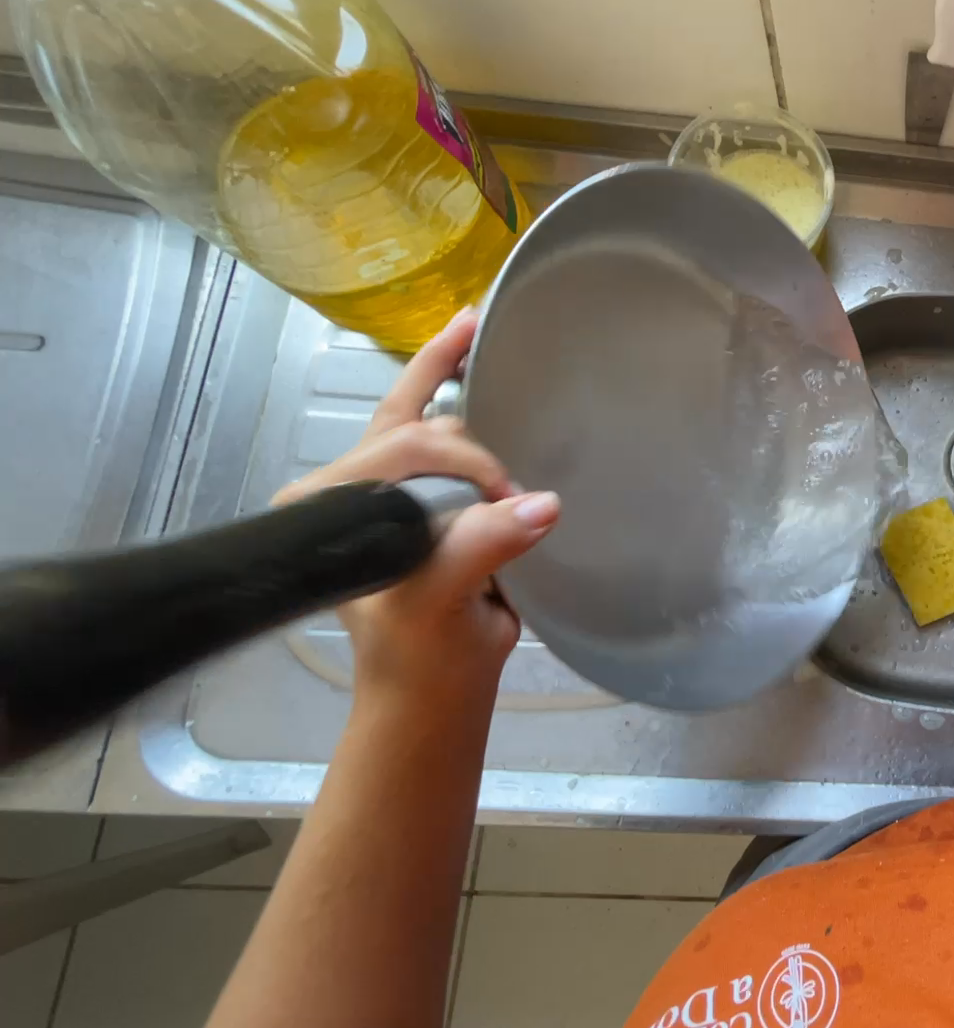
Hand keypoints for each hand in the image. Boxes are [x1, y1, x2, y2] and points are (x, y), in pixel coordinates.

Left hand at [273, 309, 561, 709]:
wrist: (438, 682)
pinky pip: (454, 439)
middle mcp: (356, 488)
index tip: (513, 500)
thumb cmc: (422, 651)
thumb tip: (544, 505)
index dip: (466, 462)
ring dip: (465, 389)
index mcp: (335, 505)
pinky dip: (475, 402)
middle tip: (510, 425)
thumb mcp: (440, 606)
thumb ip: (480, 550)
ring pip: (431, 420)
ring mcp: (395, 492)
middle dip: (466, 414)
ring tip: (494, 345)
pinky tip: (487, 364)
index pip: (403, 446)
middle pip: (413, 419)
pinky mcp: (434, 500)